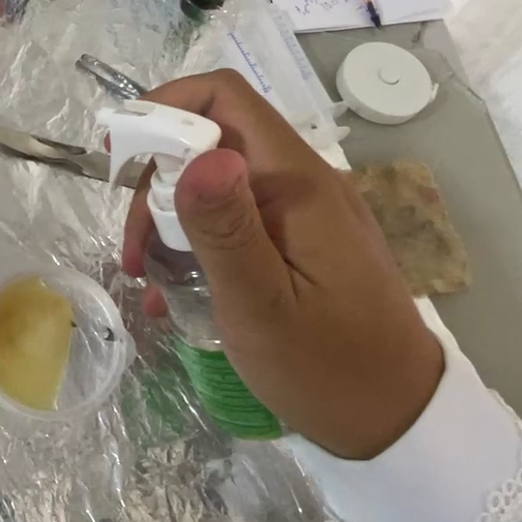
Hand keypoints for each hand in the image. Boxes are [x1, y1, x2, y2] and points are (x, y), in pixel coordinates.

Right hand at [123, 70, 444, 459]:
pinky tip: (173, 291)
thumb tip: (197, 157)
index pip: (224, 99)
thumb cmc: (329, 368)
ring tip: (147, 276)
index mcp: (296, 182)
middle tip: (134, 249)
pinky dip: (196, 244)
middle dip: (157, 184)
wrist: (401, 421)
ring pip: (216, 183)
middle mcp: (301, 182)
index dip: (165, 108)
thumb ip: (226, 229)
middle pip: (211, 142)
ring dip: (170, 219)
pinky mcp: (300, 243)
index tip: (119, 154)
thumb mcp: (261, 304)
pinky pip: (235, 221)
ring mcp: (302, 213)